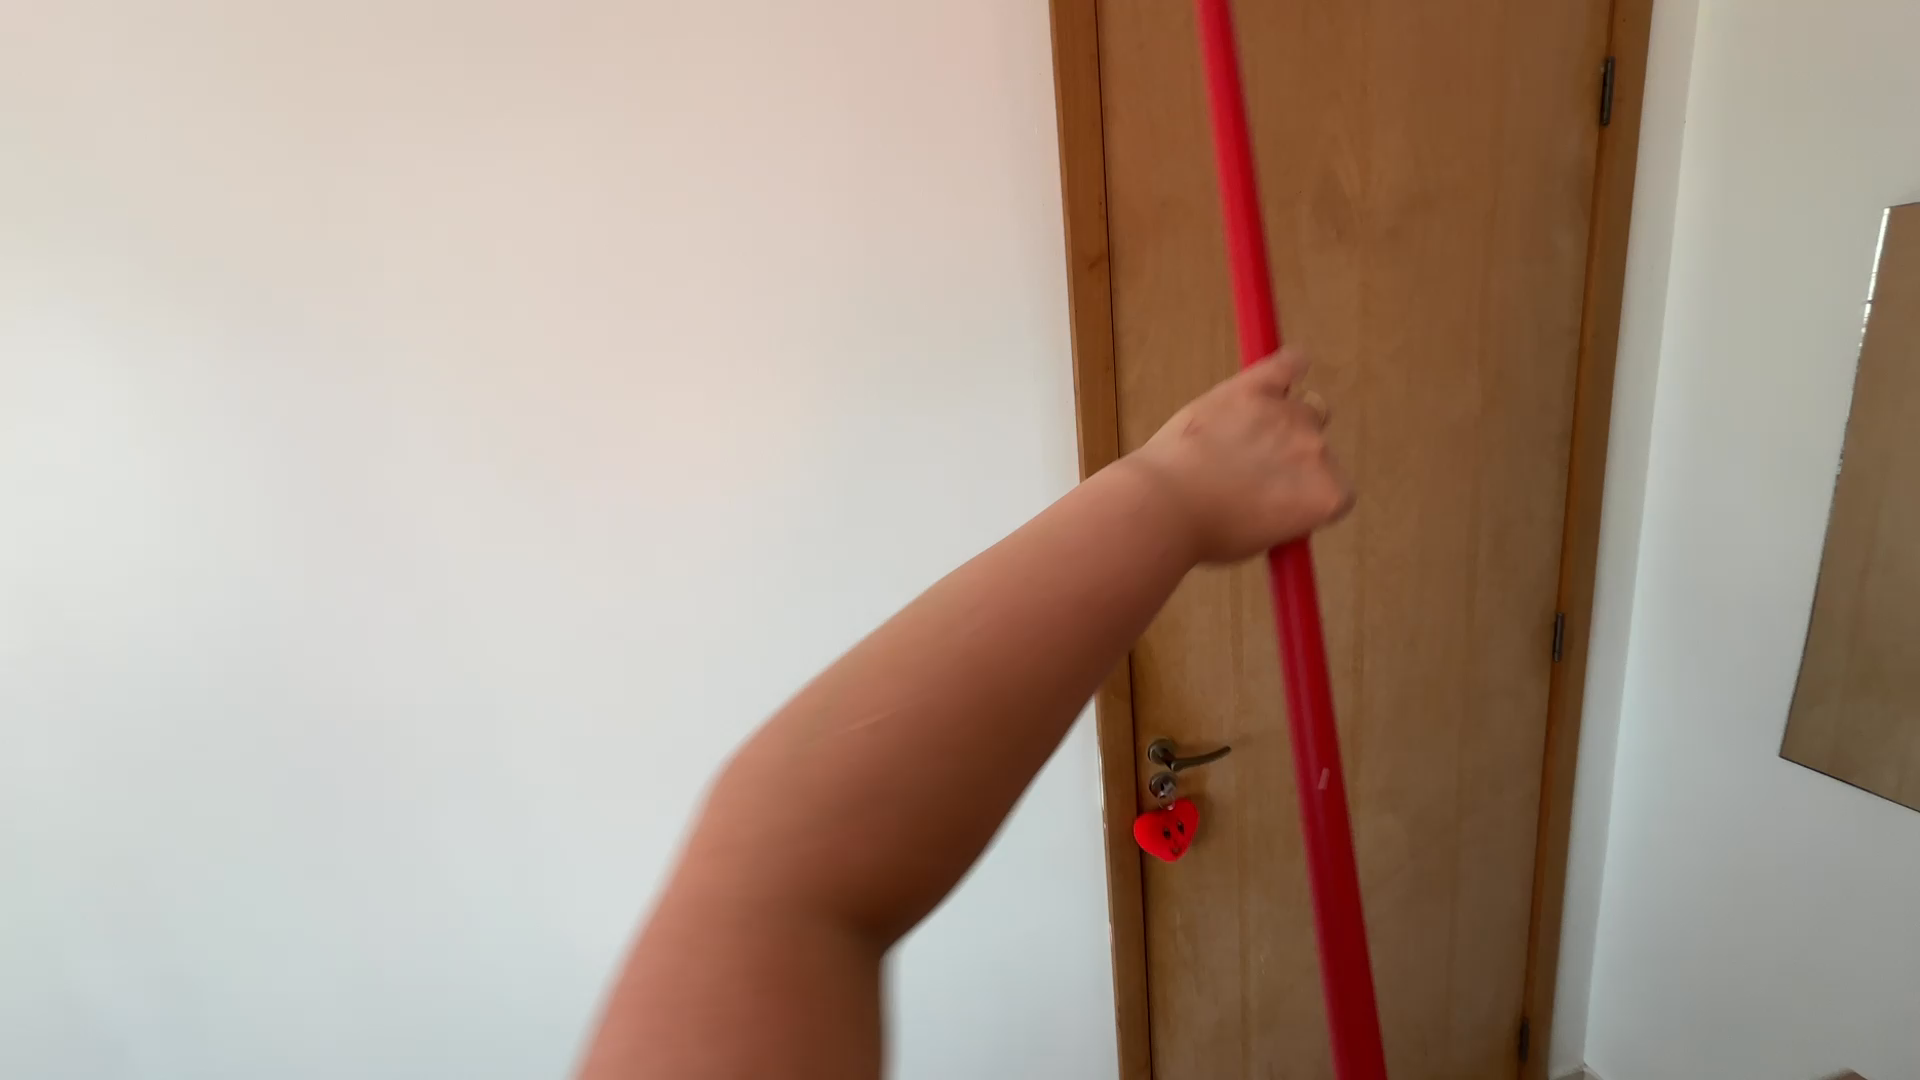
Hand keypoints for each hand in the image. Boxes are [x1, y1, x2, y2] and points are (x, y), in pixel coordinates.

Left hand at [1125, 349, 1353, 564]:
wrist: (1164, 505)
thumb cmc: (1204, 532)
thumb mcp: (1259, 541)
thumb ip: (1284, 514)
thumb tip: (1278, 501)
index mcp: (1326, 497)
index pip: (1334, 489)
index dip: (1303, 492)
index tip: (1276, 498)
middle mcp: (1317, 452)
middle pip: (1315, 443)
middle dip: (1285, 454)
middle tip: (1242, 469)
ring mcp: (1286, 415)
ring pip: (1299, 407)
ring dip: (1276, 418)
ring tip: (1233, 436)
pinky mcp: (1252, 389)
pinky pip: (1288, 364)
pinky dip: (1289, 366)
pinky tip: (1285, 370)